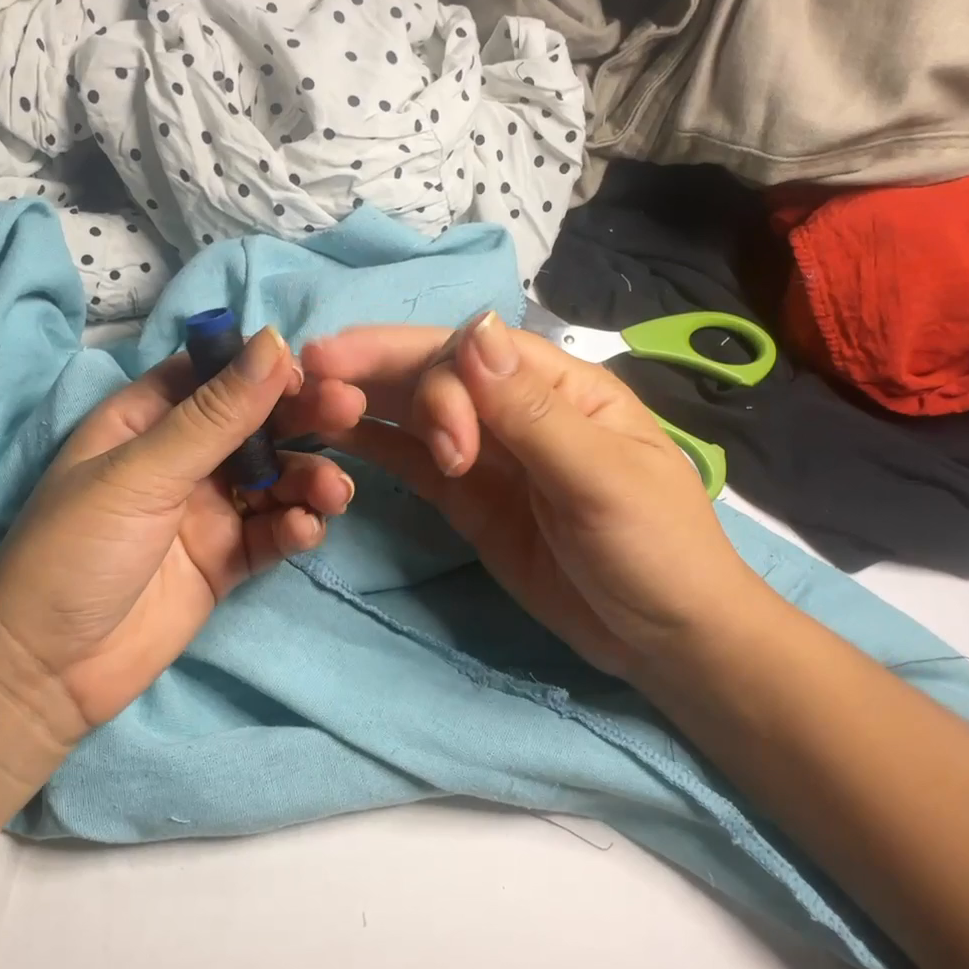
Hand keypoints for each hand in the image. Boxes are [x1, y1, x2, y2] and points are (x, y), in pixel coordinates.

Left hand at [0, 327, 358, 744]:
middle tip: (347, 414)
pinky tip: (304, 531)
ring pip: (274, 479)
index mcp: (143, 421)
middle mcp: (179, 459)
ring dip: (308, 478)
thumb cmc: (75, 553)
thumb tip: (274, 340)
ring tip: (332, 492)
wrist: (47, 673)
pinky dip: (295, 527)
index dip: (261, 368)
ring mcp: (205, 512)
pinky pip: (272, 532)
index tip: (309, 373)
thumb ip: (213, 416)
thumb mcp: (140, 475)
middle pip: (254, 423)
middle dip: (300, 417)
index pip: (213, 375)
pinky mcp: (225, 561)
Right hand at [293, 312, 768, 675]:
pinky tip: (332, 434)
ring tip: (305, 402)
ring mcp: (486, 454)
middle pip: (433, 372)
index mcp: (558, 387)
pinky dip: (374, 445)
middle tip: (310, 373)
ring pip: (414, 411)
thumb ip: (531, 411)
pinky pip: (412, 461)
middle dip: (374, 369)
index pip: (476, 355)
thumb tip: (473, 330)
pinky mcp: (467, 498)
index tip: (438, 442)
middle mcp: (514, 408)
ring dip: (364, 401)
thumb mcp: (603, 480)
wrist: (663, 638)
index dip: (428, 368)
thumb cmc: (655, 550)